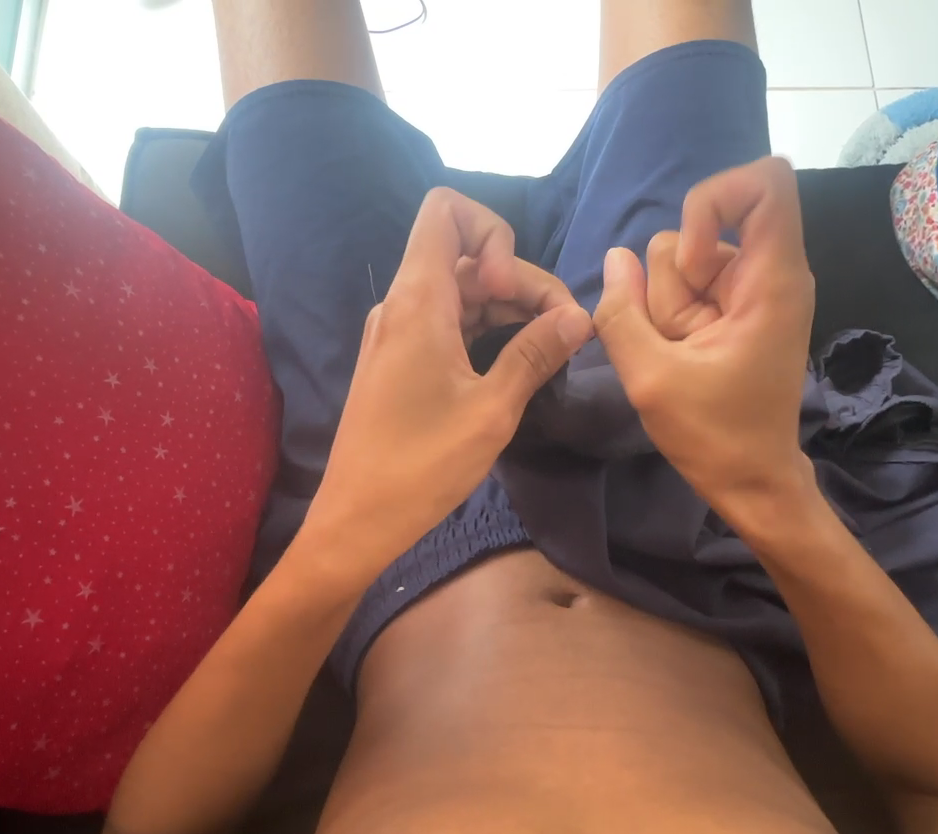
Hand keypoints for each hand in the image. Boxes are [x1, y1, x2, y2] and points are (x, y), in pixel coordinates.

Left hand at [300, 187, 593, 579]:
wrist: (357, 518)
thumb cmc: (422, 467)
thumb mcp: (492, 410)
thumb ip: (535, 354)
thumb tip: (580, 316)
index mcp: (418, 301)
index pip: (447, 211)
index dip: (493, 232)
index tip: (513, 292)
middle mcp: (401, 305)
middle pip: (466, 257)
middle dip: (520, 281)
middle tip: (563, 332)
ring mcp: (396, 334)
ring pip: (459, 292)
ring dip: (507, 309)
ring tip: (549, 349)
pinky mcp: (398, 362)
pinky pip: (445, 323)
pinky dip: (483, 331)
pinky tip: (515, 363)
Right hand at [592, 156, 819, 527]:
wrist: (752, 479)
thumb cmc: (714, 436)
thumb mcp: (652, 379)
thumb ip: (621, 314)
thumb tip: (615, 259)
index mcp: (772, 280)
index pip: (765, 180)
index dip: (712, 201)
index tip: (689, 262)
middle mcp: (766, 273)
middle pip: (697, 231)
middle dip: (669, 284)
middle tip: (678, 342)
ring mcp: (746, 293)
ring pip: (681, 262)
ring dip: (663, 308)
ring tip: (678, 358)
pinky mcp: (730, 312)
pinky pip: (683, 288)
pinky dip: (667, 319)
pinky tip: (676, 359)